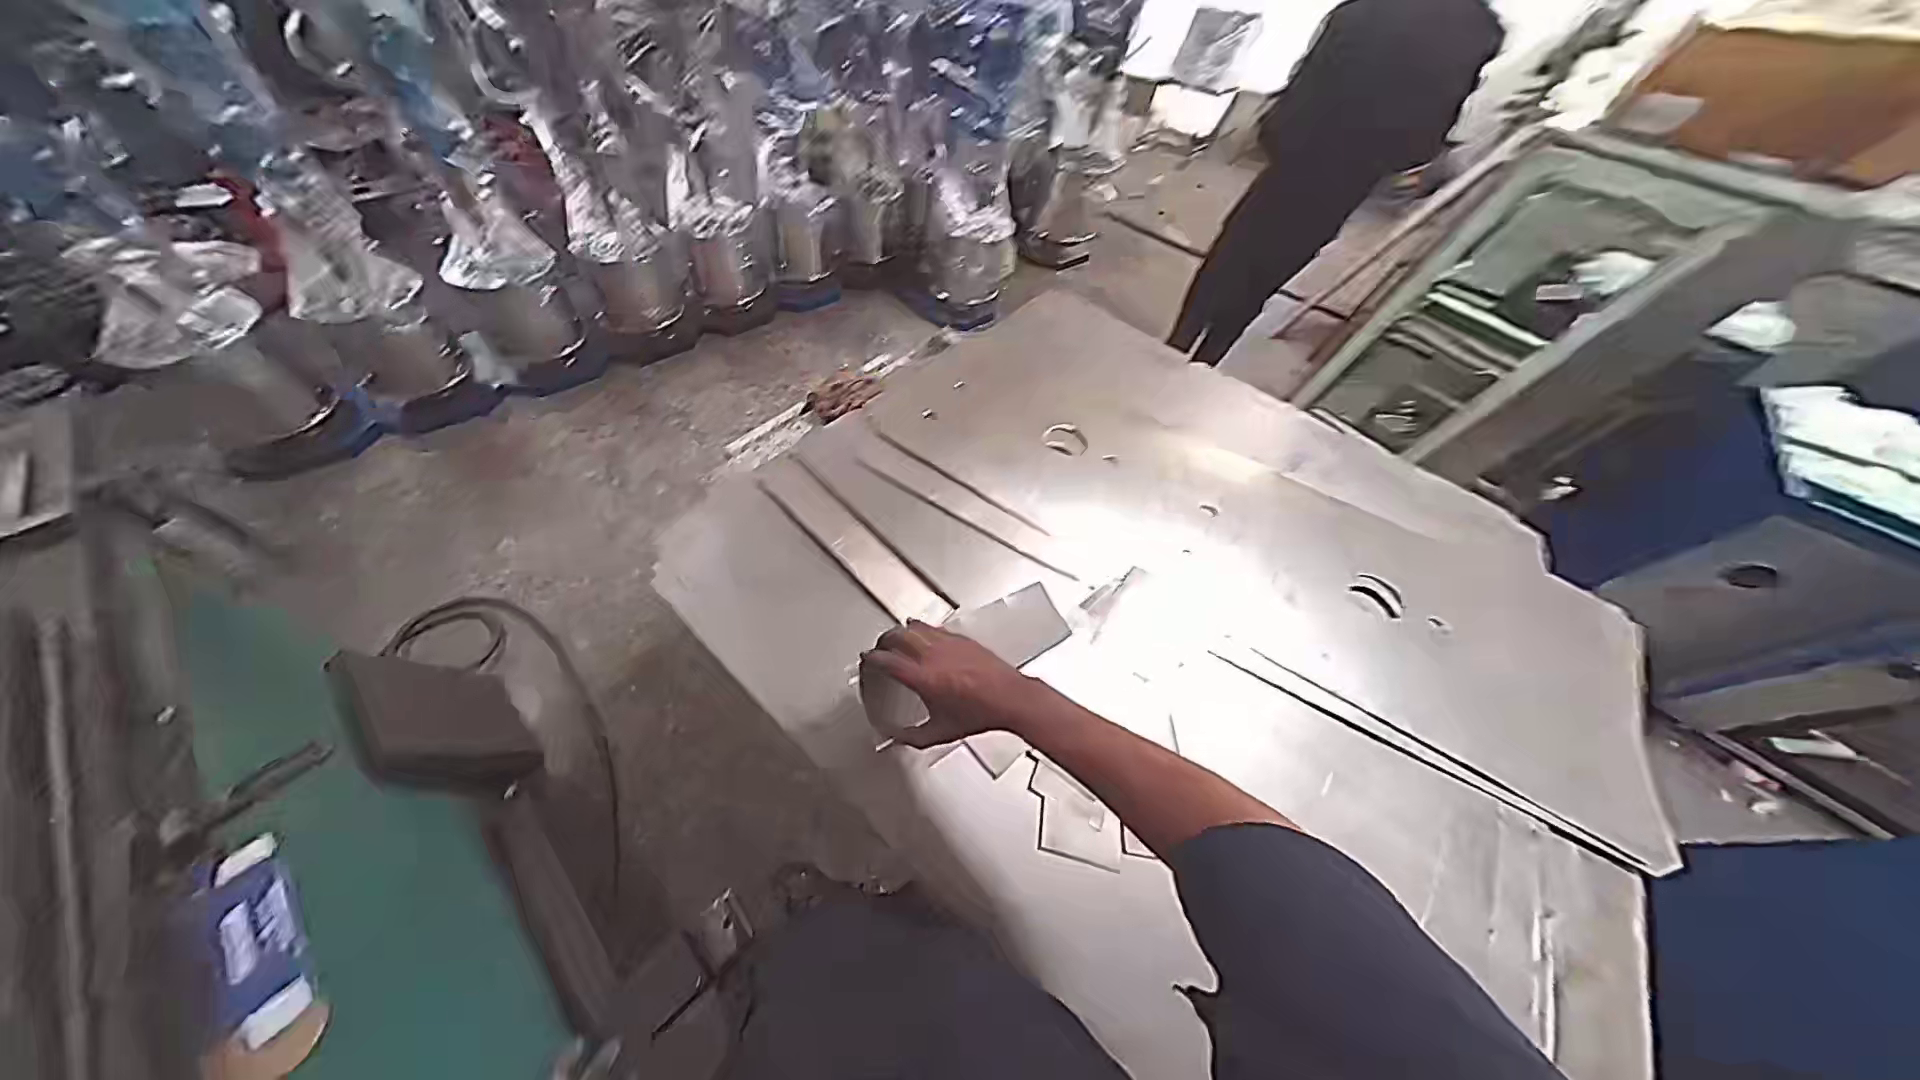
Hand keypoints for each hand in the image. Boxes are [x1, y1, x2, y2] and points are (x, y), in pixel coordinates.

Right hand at [860, 621, 1048, 747]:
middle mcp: (933, 656)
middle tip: (878, 648)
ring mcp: (948, 644)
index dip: (871, 659)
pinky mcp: (961, 639)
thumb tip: (899, 738)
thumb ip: (913, 737)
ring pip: (914, 627)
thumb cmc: (981, 713)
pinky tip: (924, 634)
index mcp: (923, 677)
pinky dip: (922, 629)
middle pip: (896, 637)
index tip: (867, 660)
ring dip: (900, 632)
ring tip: (896, 637)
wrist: (1010, 699)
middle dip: (882, 641)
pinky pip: (934, 628)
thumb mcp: (941, 732)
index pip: (886, 660)